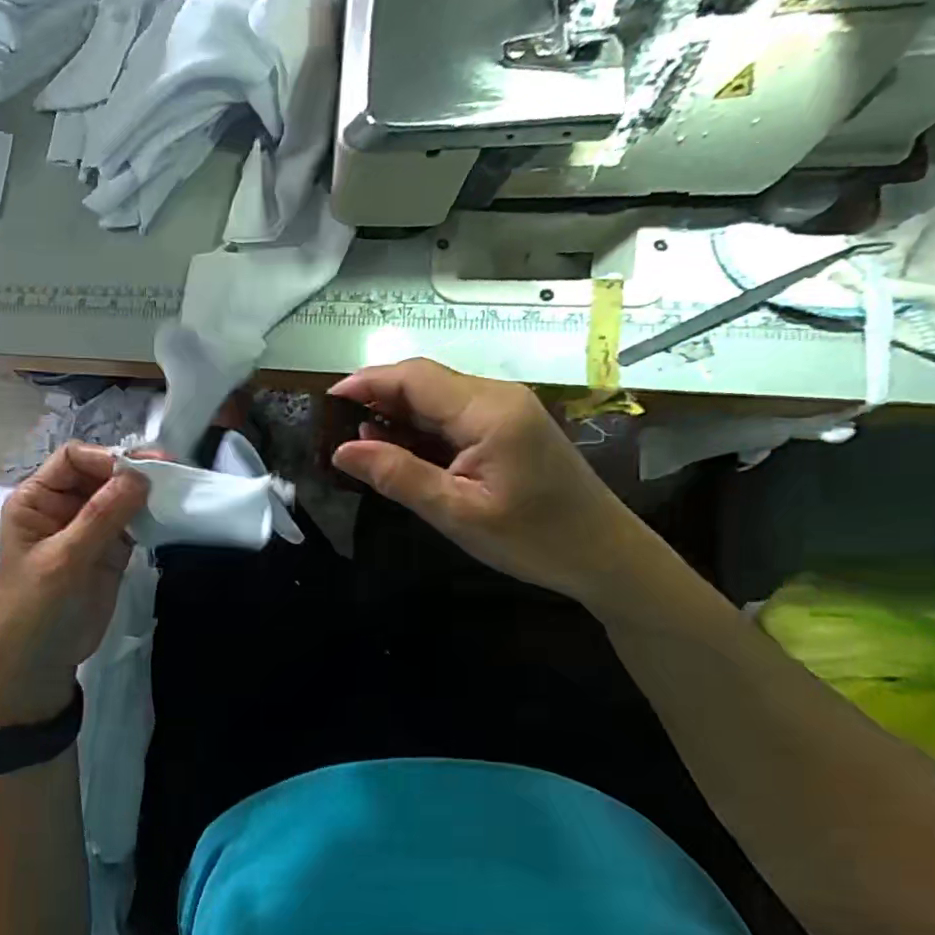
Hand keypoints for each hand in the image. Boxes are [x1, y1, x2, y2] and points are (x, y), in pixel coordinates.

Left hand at [0, 442, 148, 726]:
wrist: (38, 667)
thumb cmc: (35, 610)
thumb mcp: (63, 561)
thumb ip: (100, 517)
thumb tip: (139, 475)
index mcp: (37, 500)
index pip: (73, 459)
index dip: (105, 458)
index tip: (140, 470)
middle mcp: (62, 506)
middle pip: (101, 473)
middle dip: (132, 471)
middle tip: (171, 473)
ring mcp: (89, 528)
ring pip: (121, 495)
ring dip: (146, 492)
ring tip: (177, 490)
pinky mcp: (111, 550)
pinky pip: (134, 521)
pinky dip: (152, 516)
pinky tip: (170, 513)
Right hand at [329, 358, 648, 602]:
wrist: (607, 556)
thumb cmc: (534, 539)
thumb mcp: (457, 513)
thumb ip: (398, 476)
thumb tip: (342, 451)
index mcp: (488, 410)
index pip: (414, 378)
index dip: (367, 382)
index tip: (327, 400)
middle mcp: (498, 396)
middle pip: (424, 379)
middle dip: (378, 395)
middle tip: (337, 425)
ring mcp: (507, 407)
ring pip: (437, 395)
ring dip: (398, 410)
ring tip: (360, 438)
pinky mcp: (510, 424)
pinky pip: (454, 412)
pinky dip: (421, 425)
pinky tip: (401, 447)